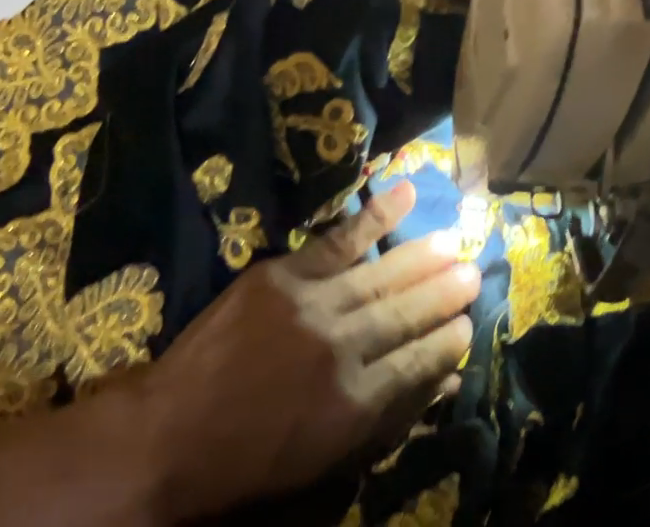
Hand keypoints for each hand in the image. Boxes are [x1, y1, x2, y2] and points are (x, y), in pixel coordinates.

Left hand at [134, 181, 479, 519]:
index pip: (419, 362)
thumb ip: (390, 414)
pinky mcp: (282, 275)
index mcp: (359, 400)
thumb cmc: (253, 455)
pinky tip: (404, 195)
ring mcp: (313, 304)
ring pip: (380, 276)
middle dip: (445, 293)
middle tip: (475, 272)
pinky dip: (374, 217)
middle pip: (407, 313)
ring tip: (454, 243)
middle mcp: (345, 347)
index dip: (447, 342)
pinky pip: (338, 241)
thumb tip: (444, 383)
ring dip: (421, 258)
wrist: (173, 430)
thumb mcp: (329, 454)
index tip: (469, 324)